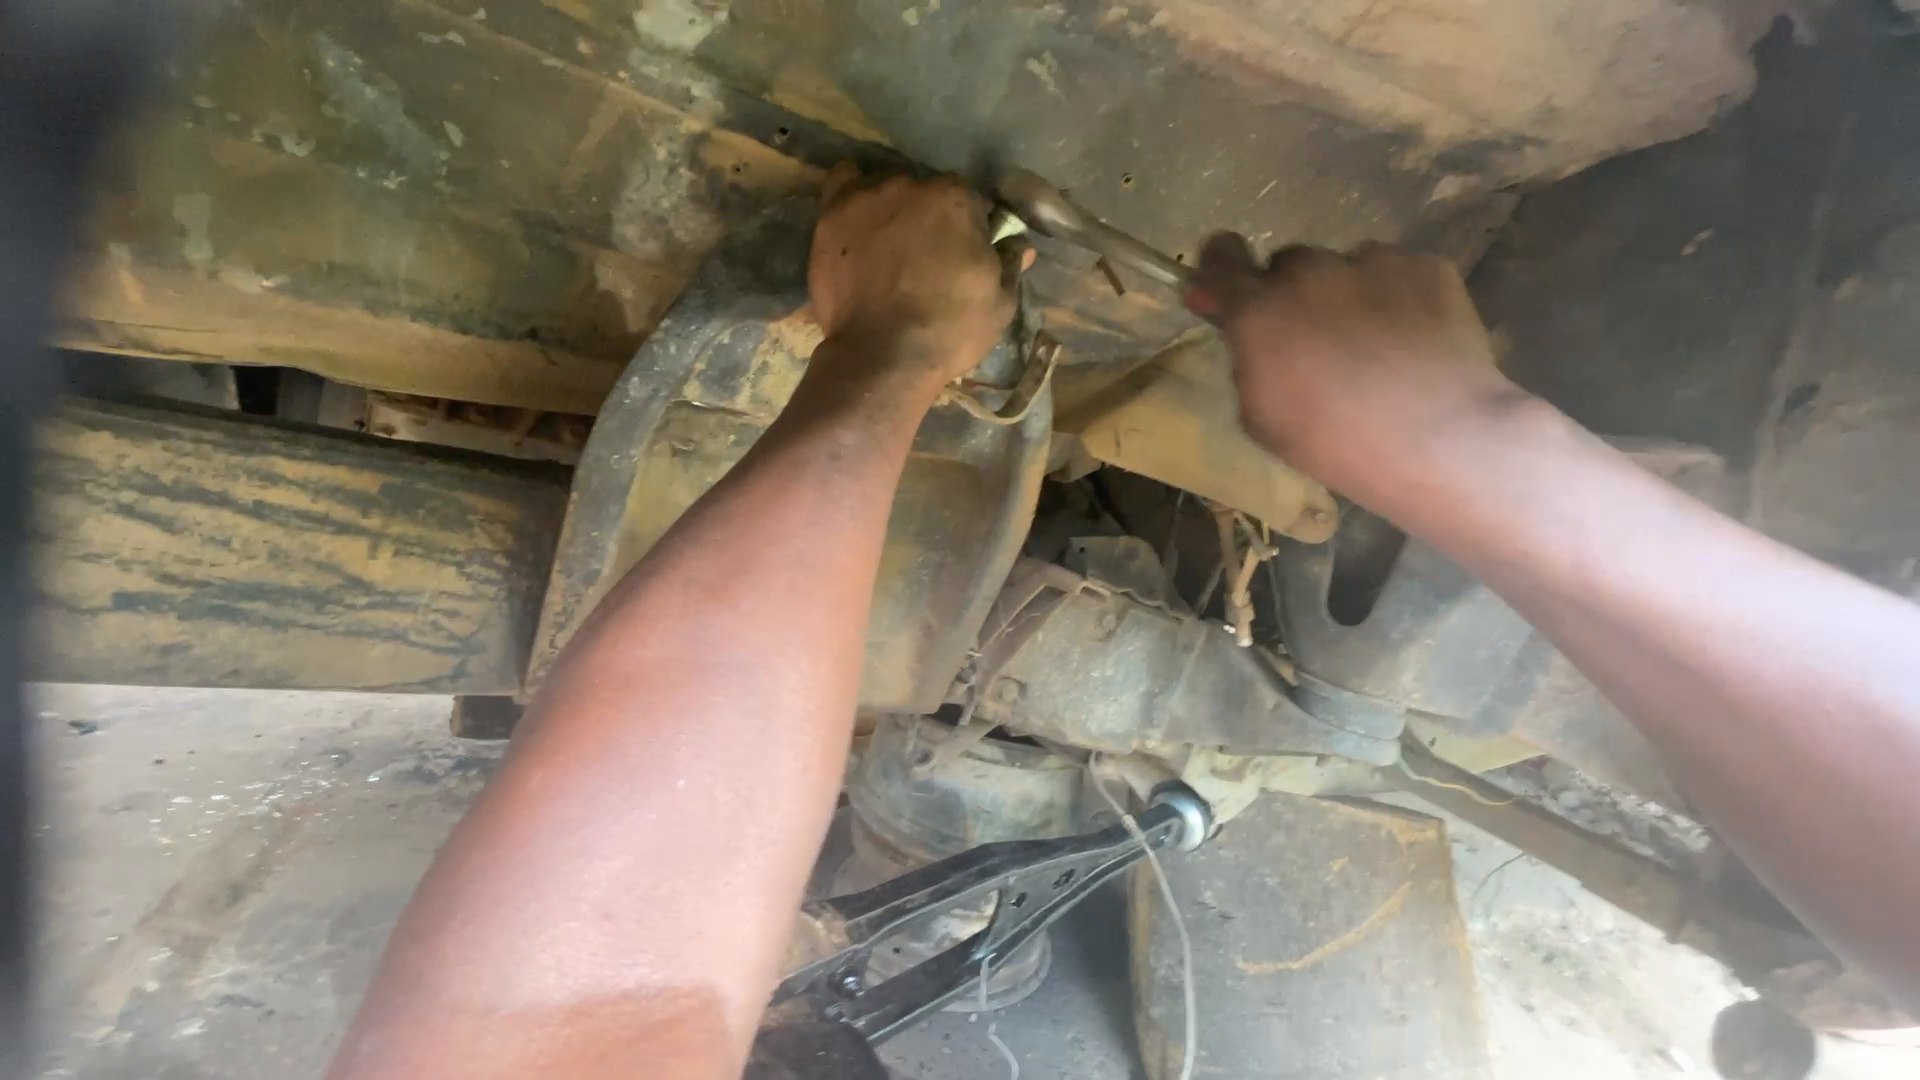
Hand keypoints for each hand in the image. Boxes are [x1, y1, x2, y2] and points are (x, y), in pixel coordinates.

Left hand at [808, 163, 1030, 395]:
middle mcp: (910, 183)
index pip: (972, 202)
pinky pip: (842, 184)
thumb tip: (1020, 245)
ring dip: (894, 209)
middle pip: (927, 191)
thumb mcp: (999, 304)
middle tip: (928, 258)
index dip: (972, 230)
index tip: (966, 256)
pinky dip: (855, 196)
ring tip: (892, 246)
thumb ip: (1009, 265)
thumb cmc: (949, 330)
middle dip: (932, 218)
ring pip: (887, 188)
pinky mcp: (831, 217)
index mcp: (957, 197)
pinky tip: (860, 219)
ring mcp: (866, 198)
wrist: (883, 356)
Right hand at [1186, 235, 1526, 497]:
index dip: (1218, 268)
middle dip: (1290, 294)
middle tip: (1310, 337)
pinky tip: (1408, 340)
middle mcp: (1310, 273)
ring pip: (1344, 267)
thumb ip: (1246, 364)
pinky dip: (1393, 298)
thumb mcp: (1259, 416)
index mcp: (1259, 312)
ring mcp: (1372, 263)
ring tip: (1370, 342)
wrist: (1436, 436)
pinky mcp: (1426, 266)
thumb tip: (1249, 339)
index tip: (1225, 286)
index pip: (1222, 263)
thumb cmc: (1331, 440)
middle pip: (1288, 265)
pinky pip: (1395, 273)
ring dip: (1343, 294)